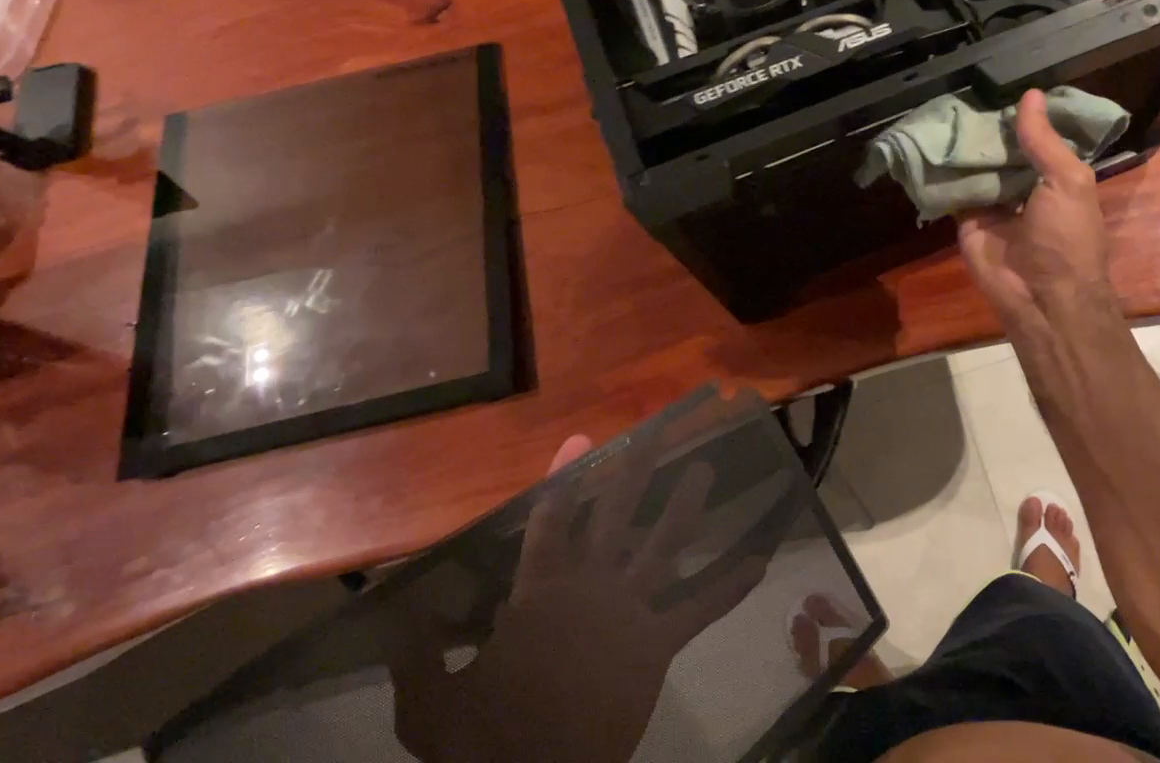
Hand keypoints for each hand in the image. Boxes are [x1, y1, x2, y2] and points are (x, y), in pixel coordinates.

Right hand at [388, 434, 769, 762]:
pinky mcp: (656, 645)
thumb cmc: (479, 744)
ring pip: (663, 545)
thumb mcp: (428, 703)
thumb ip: (417, 655)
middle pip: (614, 513)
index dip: (565, 477)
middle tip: (657, 429)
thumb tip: (400, 617)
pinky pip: (699, 610)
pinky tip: (759, 564)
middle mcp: (588, 587)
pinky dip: (729, 587)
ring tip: (705, 469)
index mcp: (536, 593)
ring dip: (685, 506)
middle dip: (635, 469)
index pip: (549, 520)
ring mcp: (627, 612)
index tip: (583, 440)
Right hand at [956, 89, 1116, 332]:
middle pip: (1001, 148)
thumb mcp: (1068, 181)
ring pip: (974, 165)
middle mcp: (1022, 185)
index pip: (1036, 136)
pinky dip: (939, 171)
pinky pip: (951, 190)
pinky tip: (925, 141)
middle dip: (985, 125)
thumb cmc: (1067, 238)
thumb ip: (1045, 141)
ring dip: (961, 143)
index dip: (1023, 113)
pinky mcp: (965, 219)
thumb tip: (1030, 95)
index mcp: (1055, 175)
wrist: (1042, 298)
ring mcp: (992, 202)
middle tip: (961, 89)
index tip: (1001, 80)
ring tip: (939, 106)